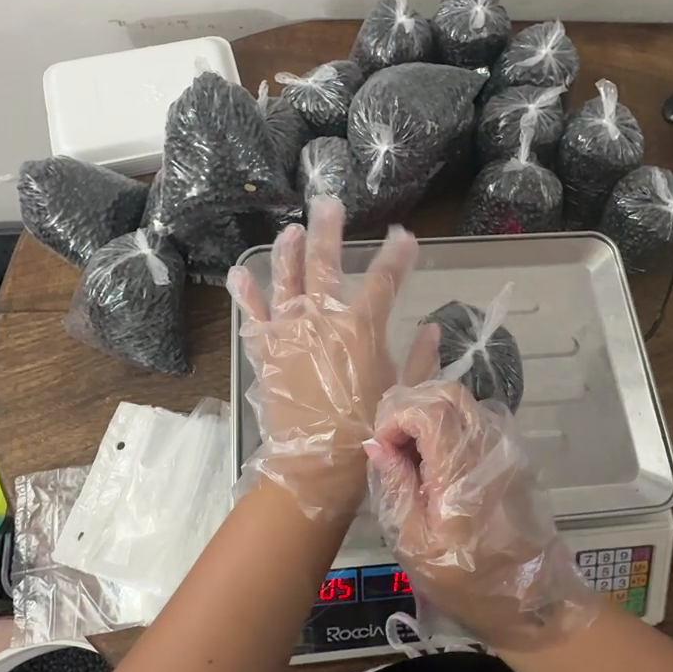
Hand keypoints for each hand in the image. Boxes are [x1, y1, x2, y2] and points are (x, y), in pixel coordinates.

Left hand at [228, 197, 418, 518]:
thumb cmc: (365, 429)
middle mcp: (322, 319)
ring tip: (292, 229)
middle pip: (326, 264)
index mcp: (362, 328)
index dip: (398, 256)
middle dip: (330, 230)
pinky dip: (246, 294)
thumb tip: (432, 328)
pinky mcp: (264, 350)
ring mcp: (288, 331)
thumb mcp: (402, 392)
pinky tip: (240, 272)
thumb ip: (420, 357)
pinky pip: (252, 315)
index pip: (385, 280)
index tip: (405, 237)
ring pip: (286, 279)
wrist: (316, 467)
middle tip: (330, 204)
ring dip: (289, 251)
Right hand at [366, 349, 602, 650]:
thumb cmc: (465, 580)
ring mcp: (506, 449)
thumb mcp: (414, 544)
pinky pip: (476, 420)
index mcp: (461, 473)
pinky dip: (449, 424)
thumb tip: (374, 444)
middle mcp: (488, 449)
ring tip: (410, 452)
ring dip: (429, 413)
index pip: (429, 410)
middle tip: (392, 442)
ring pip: (463, 403)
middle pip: (448, 394)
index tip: (382, 446)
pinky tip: (436, 459)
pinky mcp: (513, 455)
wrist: (531, 600)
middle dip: (411, 406)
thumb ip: (395, 486)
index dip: (397, 417)